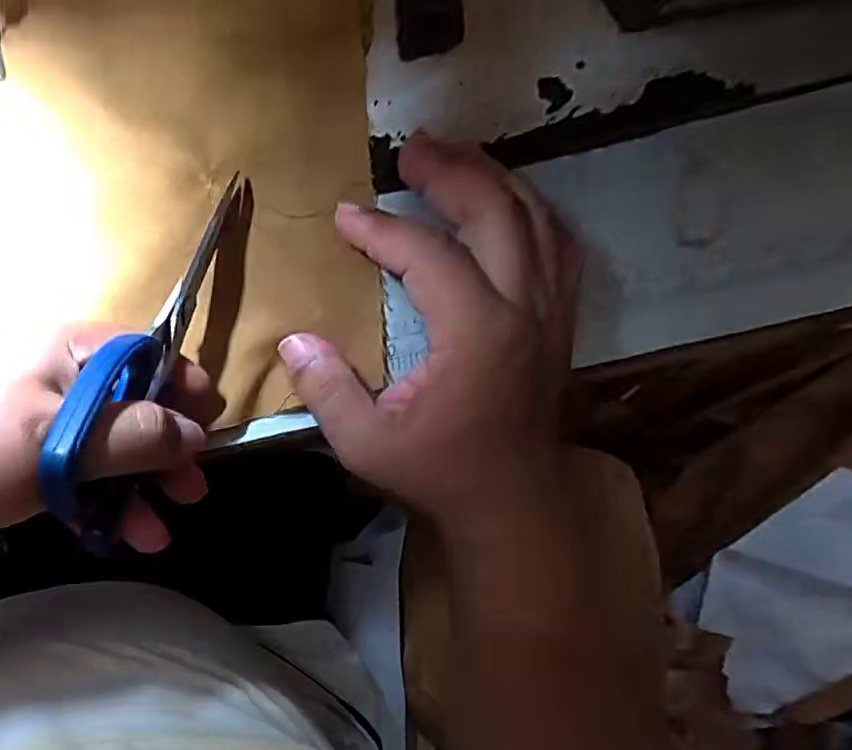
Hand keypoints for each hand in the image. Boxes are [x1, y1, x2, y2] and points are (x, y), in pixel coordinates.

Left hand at [0, 323, 222, 558]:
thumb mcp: (61, 440)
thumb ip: (134, 435)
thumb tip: (193, 432)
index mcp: (63, 349)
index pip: (143, 355)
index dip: (180, 390)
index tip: (208, 432)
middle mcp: (50, 375)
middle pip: (126, 406)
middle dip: (161, 452)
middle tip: (191, 493)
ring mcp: (31, 420)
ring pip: (100, 447)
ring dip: (131, 488)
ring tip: (155, 534)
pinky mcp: (14, 460)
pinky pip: (69, 473)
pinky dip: (94, 500)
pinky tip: (114, 533)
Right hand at [277, 133, 580, 540]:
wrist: (510, 500)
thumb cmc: (435, 473)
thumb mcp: (364, 443)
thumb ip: (328, 389)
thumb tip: (294, 341)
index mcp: (477, 335)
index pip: (430, 258)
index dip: (384, 231)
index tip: (344, 216)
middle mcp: (524, 310)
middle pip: (499, 214)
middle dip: (454, 174)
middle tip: (413, 148)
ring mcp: (550, 313)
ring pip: (538, 221)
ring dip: (496, 182)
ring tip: (455, 162)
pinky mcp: (558, 323)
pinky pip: (556, 247)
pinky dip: (528, 215)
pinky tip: (505, 208)